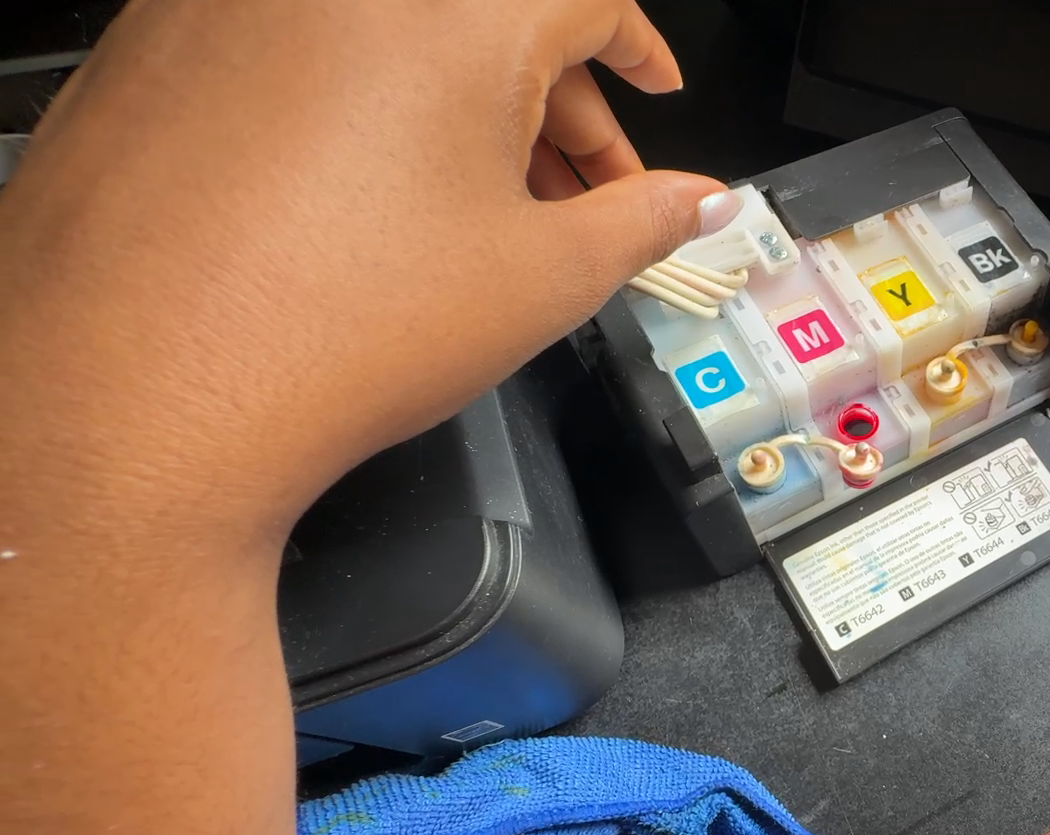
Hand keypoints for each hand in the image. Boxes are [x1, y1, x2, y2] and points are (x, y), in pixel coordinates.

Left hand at [0, 0, 735, 552]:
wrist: (154, 392)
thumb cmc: (363, 324)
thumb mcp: (553, 274)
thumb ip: (648, 220)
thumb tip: (706, 200)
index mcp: (445, 19)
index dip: (636, 46)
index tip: (659, 88)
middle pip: (497, 22)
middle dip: (571, 111)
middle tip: (597, 201)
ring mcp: (234, 7)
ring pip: (410, 40)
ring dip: (488, 118)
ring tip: (512, 218)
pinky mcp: (168, 48)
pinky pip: (324, 55)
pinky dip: (395, 112)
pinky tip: (412, 207)